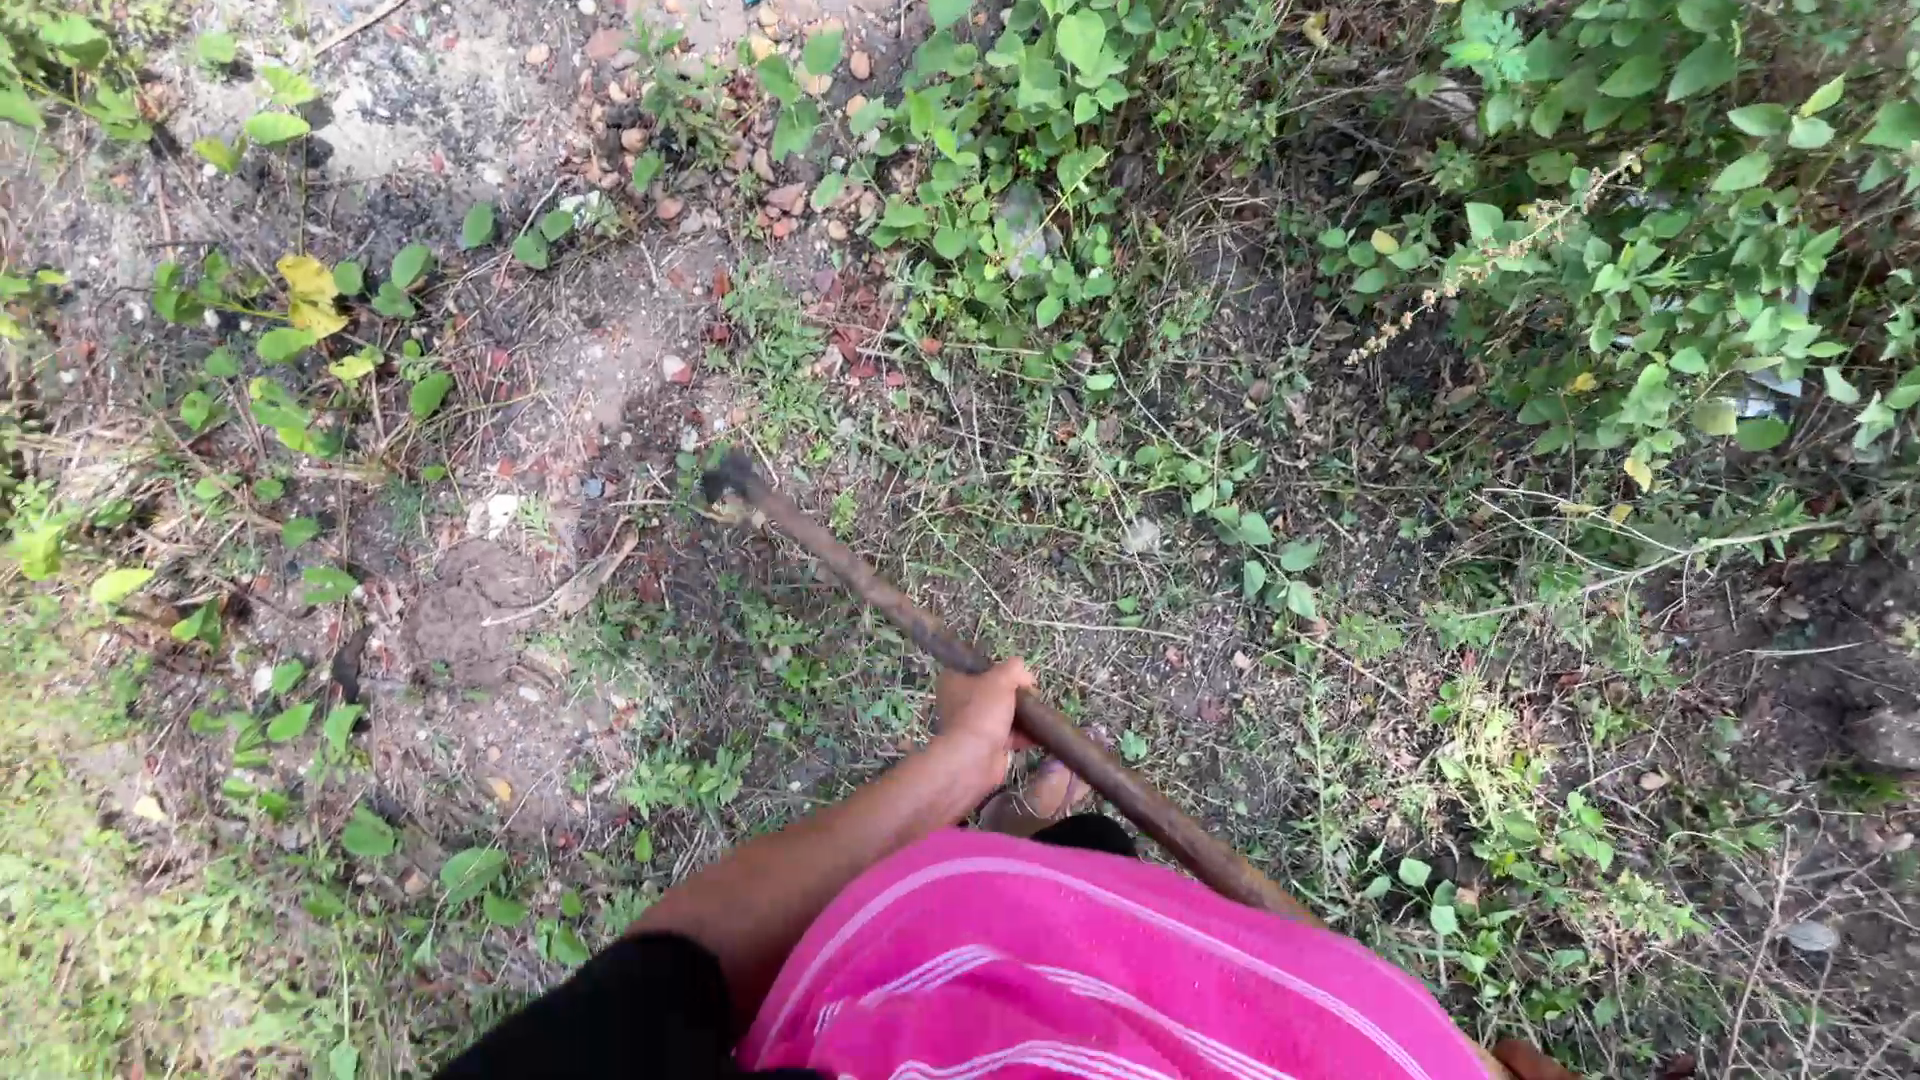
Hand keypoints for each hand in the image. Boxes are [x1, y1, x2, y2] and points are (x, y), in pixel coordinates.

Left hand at [931, 658, 1033, 797]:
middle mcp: (960, 701)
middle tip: (1032, 695)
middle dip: (1016, 694)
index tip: (1019, 675)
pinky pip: (1009, 735)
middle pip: (995, 691)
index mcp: (954, 680)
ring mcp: (973, 724)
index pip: (979, 667)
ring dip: (1022, 716)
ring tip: (1039, 714)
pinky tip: (1040, 733)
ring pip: (1003, 714)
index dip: (1000, 669)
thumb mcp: (1001, 679)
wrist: (974, 758)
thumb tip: (1025, 676)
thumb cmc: (982, 711)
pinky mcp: (986, 745)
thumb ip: (1014, 669)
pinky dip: (1024, 735)